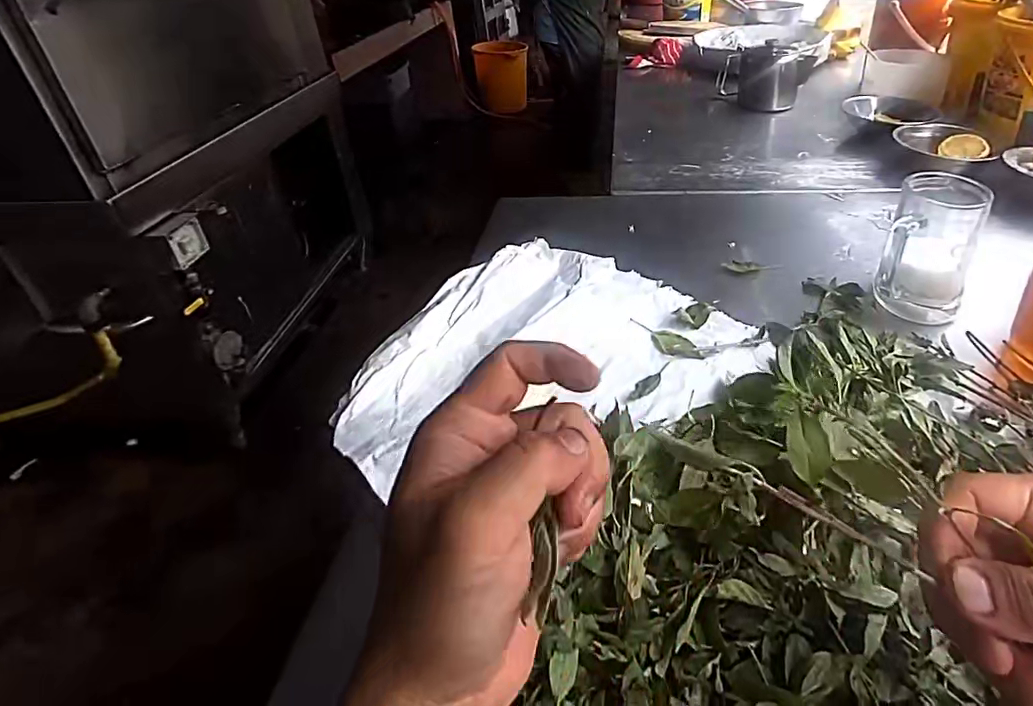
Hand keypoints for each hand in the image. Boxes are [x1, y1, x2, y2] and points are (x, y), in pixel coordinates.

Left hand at [347, 342, 609, 705]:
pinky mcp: (540, 523)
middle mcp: (490, 452)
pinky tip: (562, 556)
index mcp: (460, 434)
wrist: (443, 691)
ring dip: (584, 494)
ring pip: (579, 457)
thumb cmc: (439, 600)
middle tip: (565, 507)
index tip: (593, 378)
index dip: (553, 359)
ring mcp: (516, 489)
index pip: (510, 366)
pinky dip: (584, 521)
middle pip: (560, 416)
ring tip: (562, 536)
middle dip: (577, 458)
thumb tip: (578, 443)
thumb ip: (530, 462)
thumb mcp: (476, 519)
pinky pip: (582, 496)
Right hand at [920, 474, 1032, 705]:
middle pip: (951, 550)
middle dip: (963, 598)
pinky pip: (982, 652)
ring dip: (986, 643)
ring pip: (958, 604)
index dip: (948, 527)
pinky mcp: (1024, 655)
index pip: (969, 496)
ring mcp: (1021, 606)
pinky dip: (1006, 674)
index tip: (952, 582)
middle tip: (998, 648)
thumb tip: (955, 578)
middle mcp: (1024, 551)